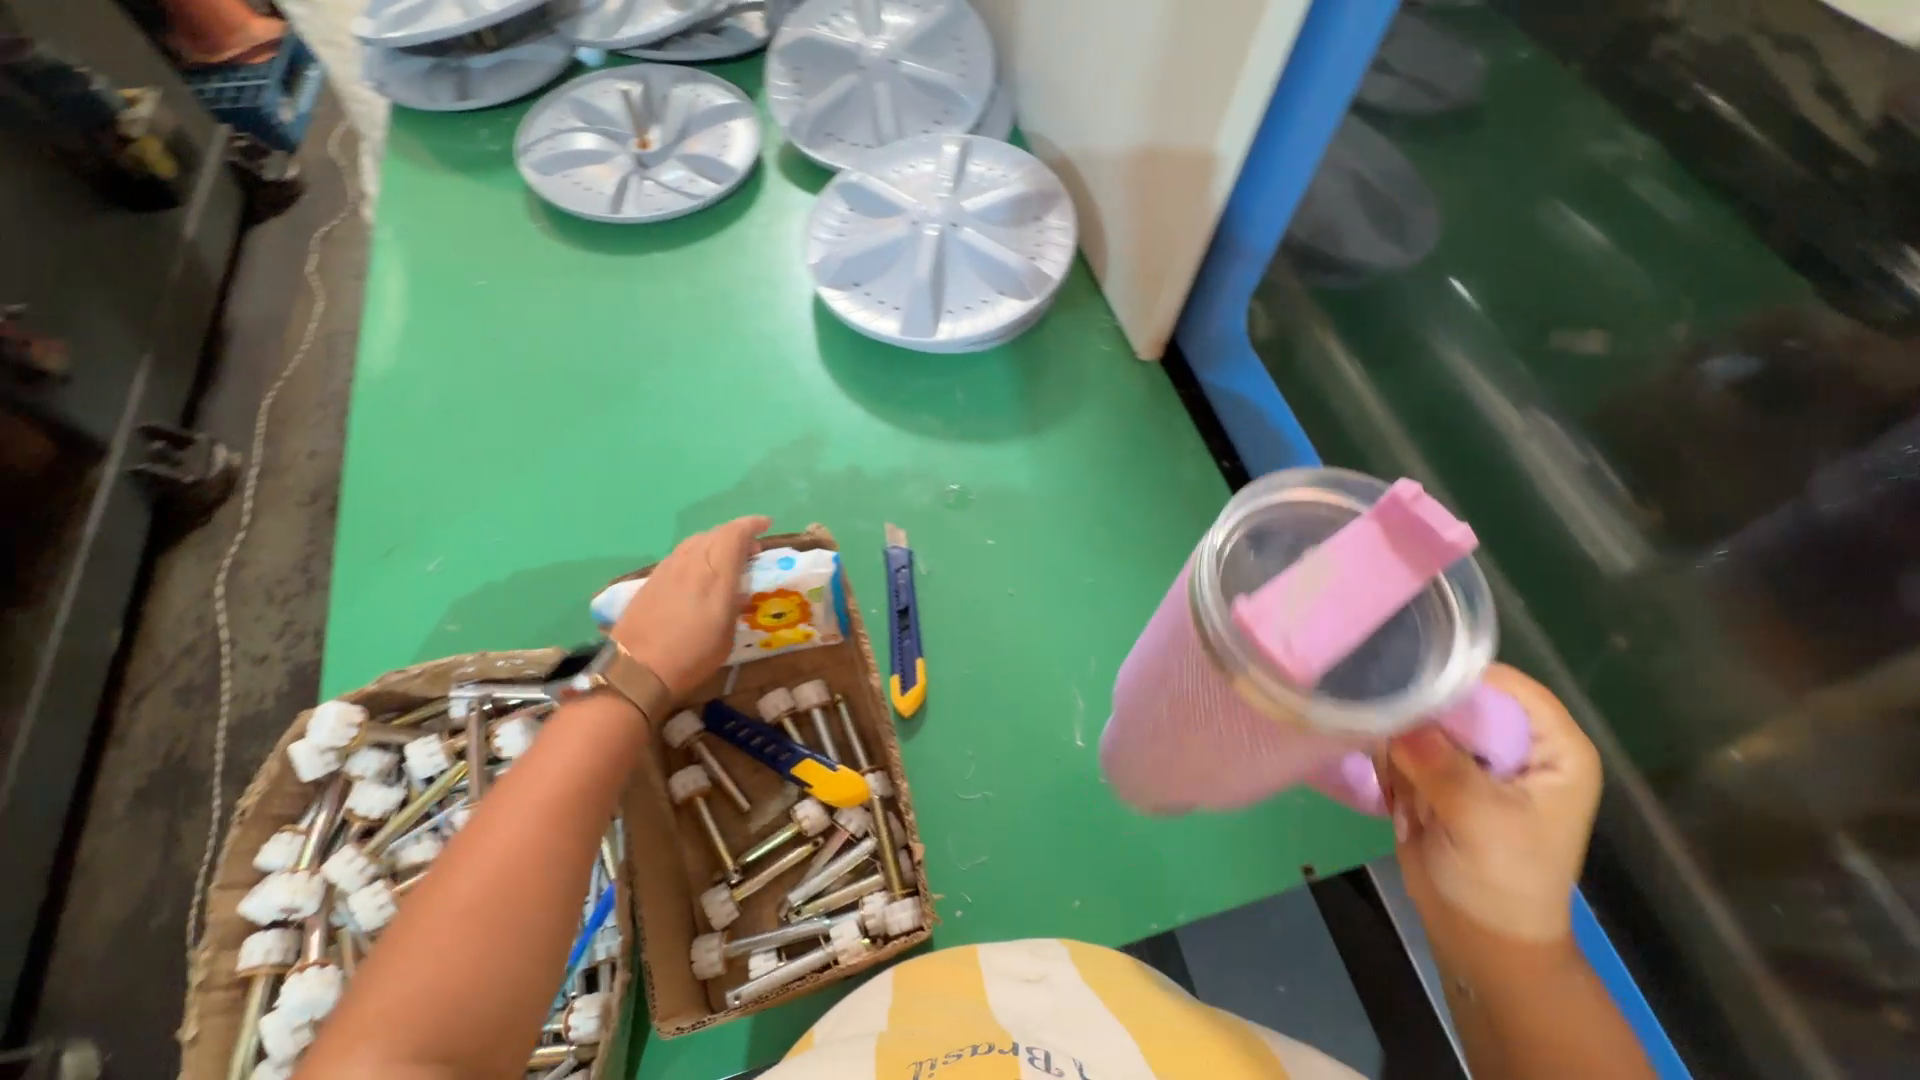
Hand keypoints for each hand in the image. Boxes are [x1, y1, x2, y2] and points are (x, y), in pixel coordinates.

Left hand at [611, 516, 769, 697]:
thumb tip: (738, 592)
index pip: (735, 535)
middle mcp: (691, 563)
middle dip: (737, 534)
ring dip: (716, 542)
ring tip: (727, 557)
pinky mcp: (653, 578)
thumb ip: (735, 606)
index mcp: (715, 575)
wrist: (636, 669)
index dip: (752, 525)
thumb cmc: (691, 657)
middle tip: (752, 550)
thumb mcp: (727, 636)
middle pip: (716, 533)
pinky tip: (700, 570)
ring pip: (696, 540)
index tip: (766, 525)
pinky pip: (681, 553)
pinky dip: (698, 552)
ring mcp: (668, 568)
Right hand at [1379, 664, 1600, 947]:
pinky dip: (1392, 761)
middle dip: (1422, 710)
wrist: (1480, 937)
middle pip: (1461, 697)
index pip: (1510, 687)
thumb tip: (1398, 719)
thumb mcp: (1481, 820)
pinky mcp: (1440, 775)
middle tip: (1385, 722)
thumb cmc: (1503, 881)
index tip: (1408, 678)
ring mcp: (1476, 759)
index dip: (1462, 679)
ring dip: (1402, 741)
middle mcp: (1517, 744)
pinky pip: (1406, 745)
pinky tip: (1395, 792)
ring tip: (1398, 778)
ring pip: (1425, 719)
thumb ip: (1442, 765)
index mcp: (1555, 748)